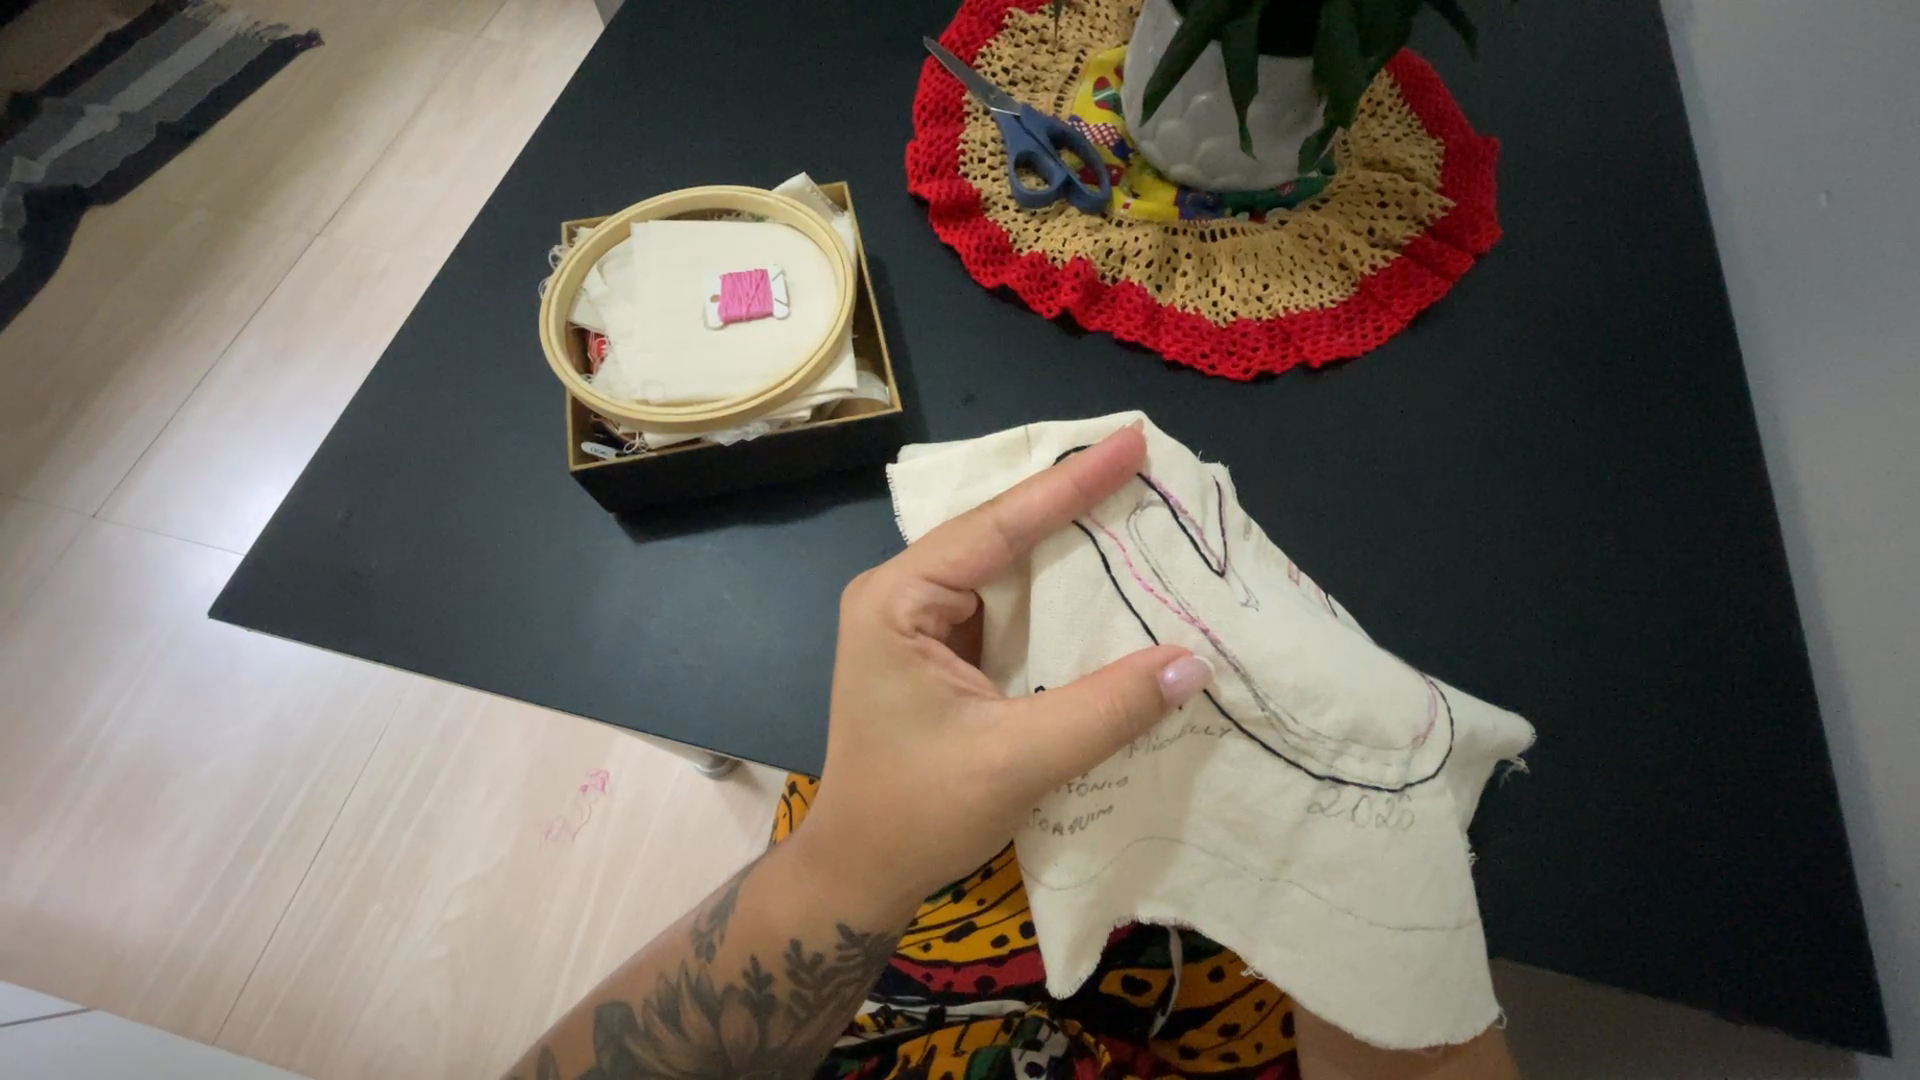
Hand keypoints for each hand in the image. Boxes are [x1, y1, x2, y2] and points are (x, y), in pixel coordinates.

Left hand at [796, 424, 1215, 906]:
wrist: (862, 868)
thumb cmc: (918, 813)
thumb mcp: (1017, 760)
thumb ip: (1106, 709)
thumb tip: (1194, 662)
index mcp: (899, 600)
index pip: (996, 527)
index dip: (1069, 484)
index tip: (1130, 440)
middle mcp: (903, 594)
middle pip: (997, 533)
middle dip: (1068, 501)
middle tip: (1141, 464)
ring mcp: (919, 620)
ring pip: (1003, 565)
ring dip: (1065, 544)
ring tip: (1133, 508)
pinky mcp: (940, 647)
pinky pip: (1005, 603)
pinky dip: (1053, 593)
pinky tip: (1100, 579)